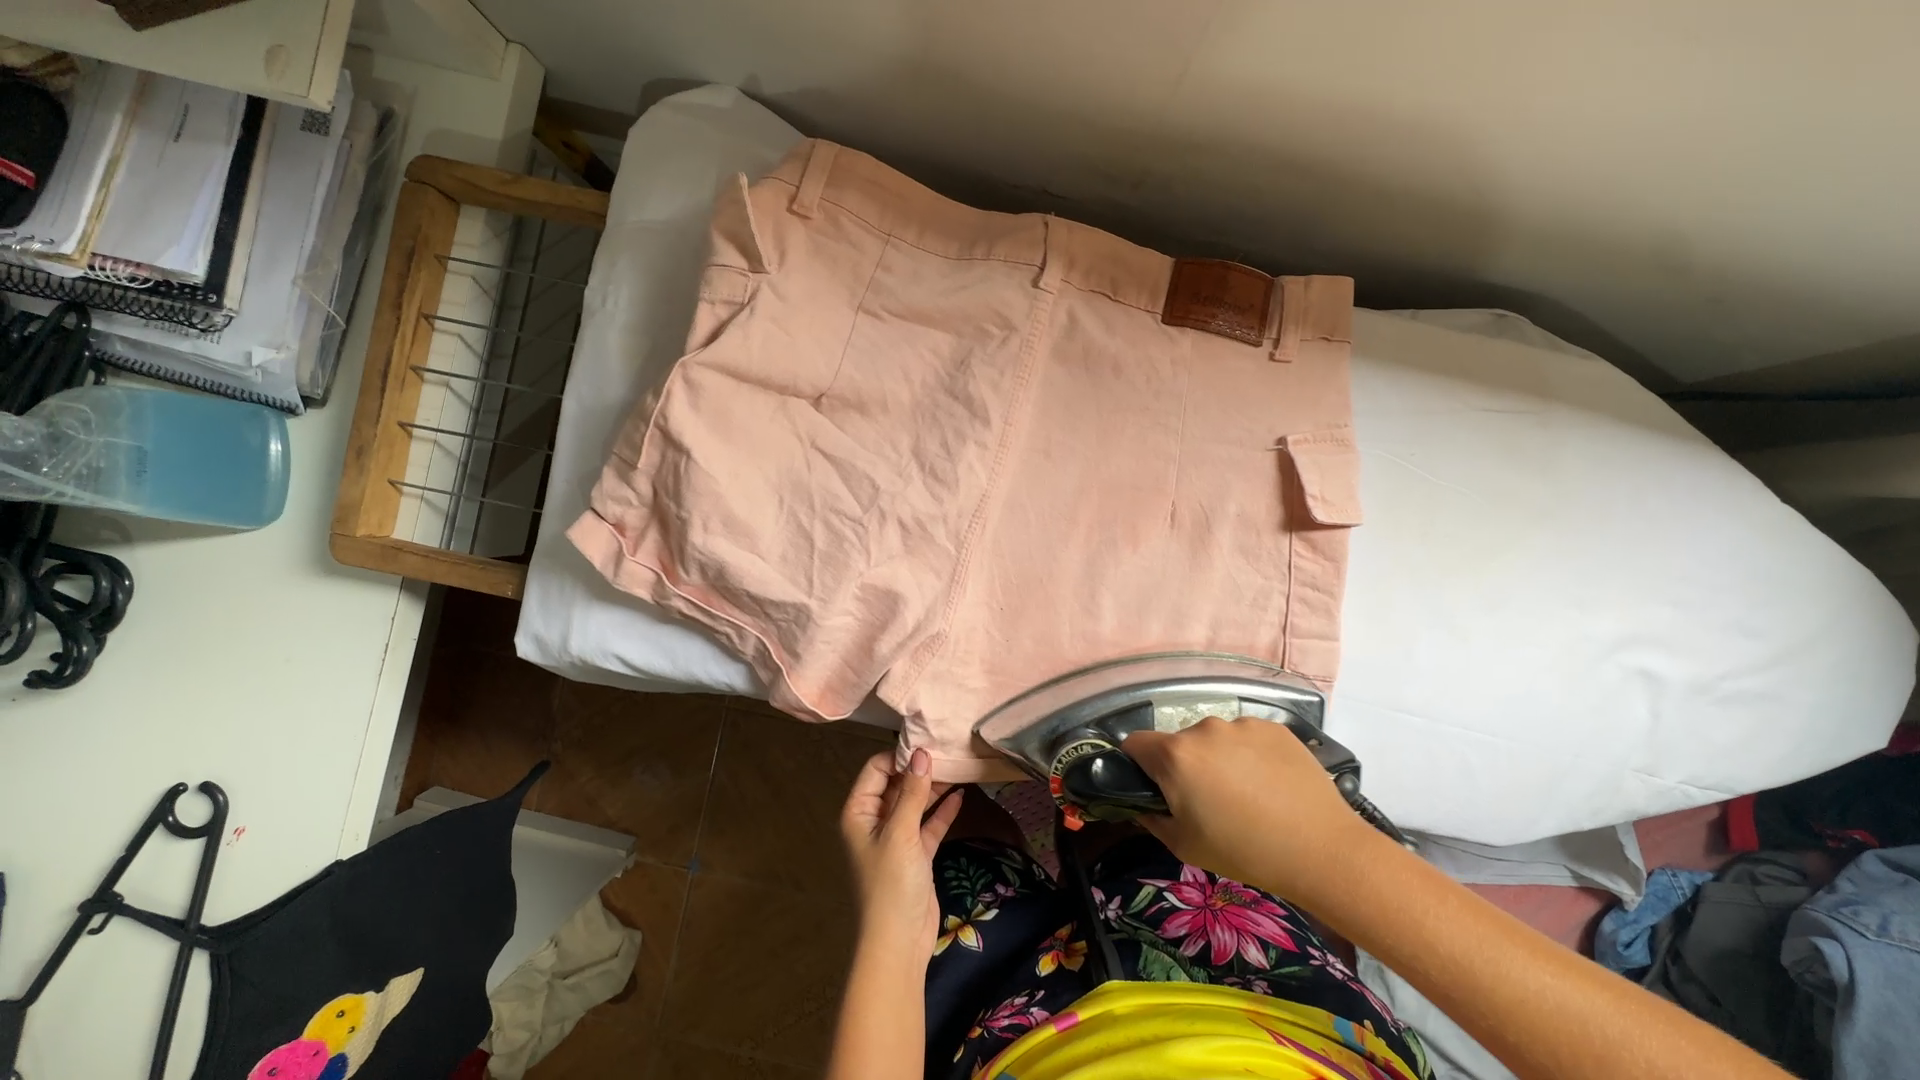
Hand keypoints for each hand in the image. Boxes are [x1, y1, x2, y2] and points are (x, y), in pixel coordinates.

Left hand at [840, 748, 962, 952]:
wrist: (898, 940)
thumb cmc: (891, 883)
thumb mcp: (900, 833)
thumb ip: (913, 793)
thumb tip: (922, 754)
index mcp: (858, 812)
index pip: (876, 770)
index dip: (899, 757)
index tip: (928, 745)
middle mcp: (874, 821)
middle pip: (897, 785)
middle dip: (920, 770)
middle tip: (949, 753)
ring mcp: (896, 839)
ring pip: (915, 804)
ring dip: (934, 789)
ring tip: (959, 769)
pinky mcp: (916, 855)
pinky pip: (928, 825)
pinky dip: (942, 811)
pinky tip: (961, 796)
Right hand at [1122, 717, 1373, 902]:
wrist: (1320, 849)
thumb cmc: (1243, 851)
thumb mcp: (1183, 845)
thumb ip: (1151, 818)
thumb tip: (1142, 805)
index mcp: (1175, 755)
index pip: (1134, 743)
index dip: (1137, 765)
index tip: (1155, 789)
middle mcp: (1204, 729)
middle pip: (1178, 742)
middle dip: (1184, 766)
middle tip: (1206, 801)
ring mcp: (1242, 724)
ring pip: (1214, 739)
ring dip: (1218, 759)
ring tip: (1245, 794)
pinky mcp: (1275, 727)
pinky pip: (1247, 737)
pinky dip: (1249, 755)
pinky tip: (1270, 784)